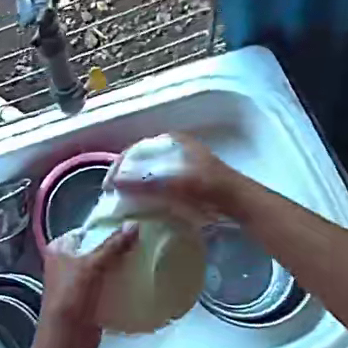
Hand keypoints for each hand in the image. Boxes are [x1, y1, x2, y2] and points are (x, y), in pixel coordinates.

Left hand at [32, 223, 138, 347]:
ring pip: (101, 268)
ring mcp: (75, 283)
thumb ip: (113, 245)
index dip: (105, 228)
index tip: (128, 226)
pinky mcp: (87, 300)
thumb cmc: (72, 296)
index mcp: (58, 249)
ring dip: (117, 266)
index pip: (85, 231)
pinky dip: (117, 282)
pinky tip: (135, 278)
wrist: (67, 339)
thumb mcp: (93, 265)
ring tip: (141, 256)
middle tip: (139, 241)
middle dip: (114, 247)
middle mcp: (64, 263)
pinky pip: (105, 285)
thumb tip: (134, 224)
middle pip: (94, 249)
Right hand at [108, 133, 243, 221]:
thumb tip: (115, 181)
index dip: (120, 166)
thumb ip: (145, 181)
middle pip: (141, 161)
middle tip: (113, 194)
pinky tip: (142, 205)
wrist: (238, 203)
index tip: (109, 184)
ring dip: (135, 186)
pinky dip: (147, 194)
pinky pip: (158, 186)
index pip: (136, 149)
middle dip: (126, 176)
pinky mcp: (184, 183)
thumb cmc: (208, 188)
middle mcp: (174, 149)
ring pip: (148, 174)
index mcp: (171, 141)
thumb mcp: (175, 183)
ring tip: (123, 201)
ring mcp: (179, 166)